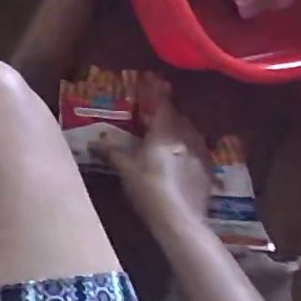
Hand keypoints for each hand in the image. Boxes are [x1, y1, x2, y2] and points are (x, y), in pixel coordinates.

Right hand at [92, 76, 211, 232]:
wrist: (180, 221)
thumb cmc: (148, 189)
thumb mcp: (125, 170)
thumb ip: (111, 153)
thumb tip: (92, 143)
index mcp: (165, 133)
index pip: (162, 105)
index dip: (158, 92)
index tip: (157, 79)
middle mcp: (186, 138)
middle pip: (179, 119)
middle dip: (169, 113)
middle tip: (159, 113)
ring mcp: (200, 156)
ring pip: (191, 135)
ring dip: (181, 131)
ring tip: (171, 135)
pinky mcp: (208, 174)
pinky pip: (198, 153)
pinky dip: (188, 150)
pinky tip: (182, 161)